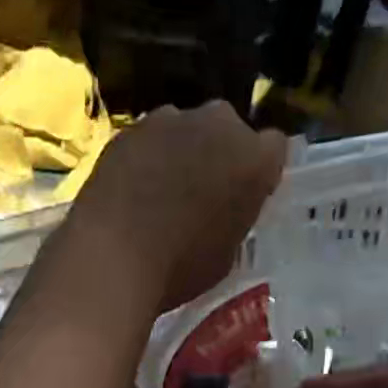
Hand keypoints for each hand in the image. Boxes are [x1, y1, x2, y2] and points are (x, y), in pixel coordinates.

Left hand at [66, 102, 286, 312]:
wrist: (113, 257)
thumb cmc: (181, 268)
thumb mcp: (226, 254)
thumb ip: (235, 218)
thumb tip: (224, 211)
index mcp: (254, 158)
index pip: (274, 150)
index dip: (261, 174)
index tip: (247, 198)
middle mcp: (218, 124)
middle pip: (229, 132)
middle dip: (221, 156)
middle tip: (204, 197)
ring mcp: (169, 119)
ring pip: (186, 131)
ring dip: (182, 154)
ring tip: (163, 196)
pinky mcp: (128, 129)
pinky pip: (149, 142)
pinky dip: (146, 161)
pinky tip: (133, 194)